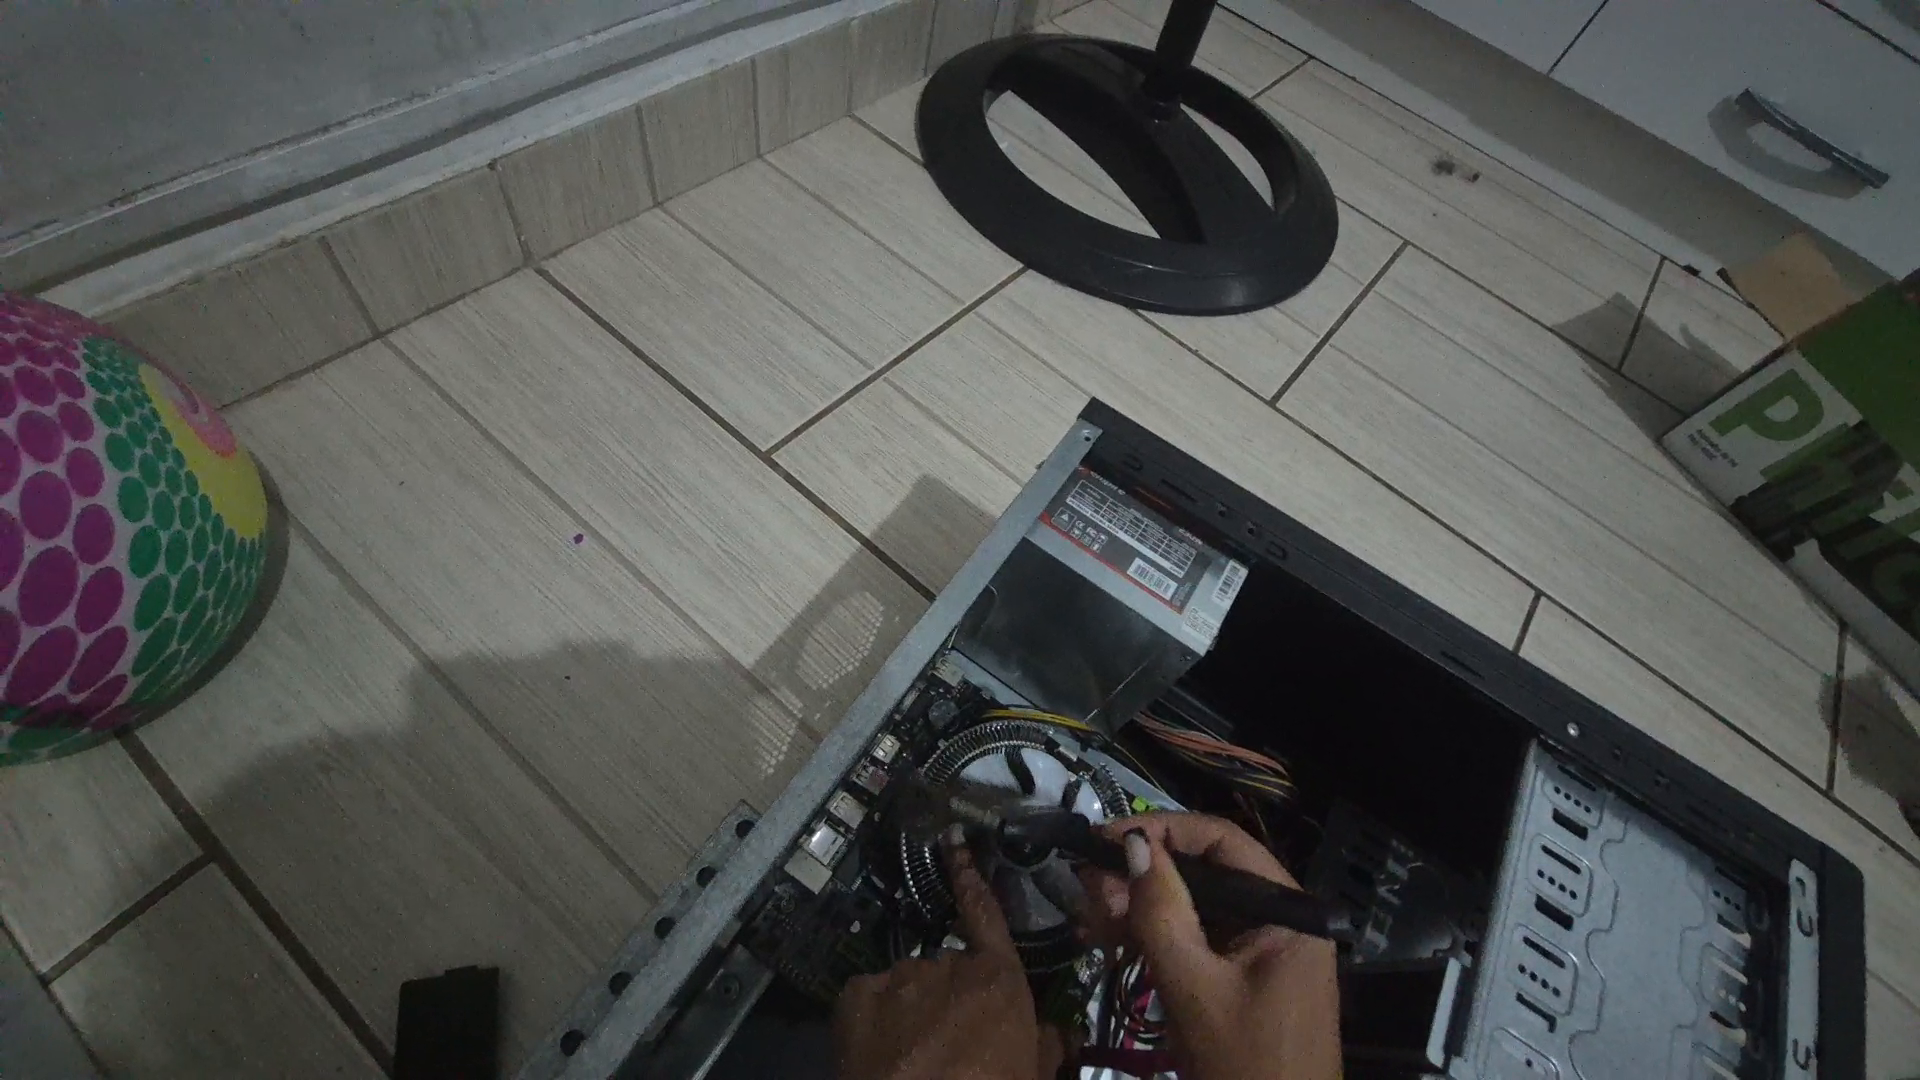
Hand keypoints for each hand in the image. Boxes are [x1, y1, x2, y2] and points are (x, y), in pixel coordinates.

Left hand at [834, 836, 1064, 1079]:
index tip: (953, 839)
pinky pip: (869, 998)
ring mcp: (898, 976)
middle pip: (948, 970)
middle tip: (948, 1048)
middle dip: (948, 999)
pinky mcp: (857, 996)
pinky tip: (879, 1053)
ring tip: (911, 1060)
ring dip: (912, 1011)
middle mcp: (947, 964)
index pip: (984, 912)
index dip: (969, 874)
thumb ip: (1045, 1046)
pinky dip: (874, 1019)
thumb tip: (1058, 1030)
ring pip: (908, 985)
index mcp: (996, 980)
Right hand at [1078, 813, 1339, 1079]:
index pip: (1220, 840)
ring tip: (1093, 917)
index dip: (1162, 831)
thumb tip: (1131, 842)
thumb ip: (1161, 911)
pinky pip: (1193, 937)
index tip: (1108, 840)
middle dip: (1142, 875)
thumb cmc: (1245, 1069)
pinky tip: (1110, 938)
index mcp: (1286, 911)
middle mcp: (1278, 918)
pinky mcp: (1241, 976)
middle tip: (1090, 886)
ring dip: (1139, 906)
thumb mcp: (1194, 988)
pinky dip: (1153, 935)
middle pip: (1203, 871)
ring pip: (1192, 904)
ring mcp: (1260, 949)